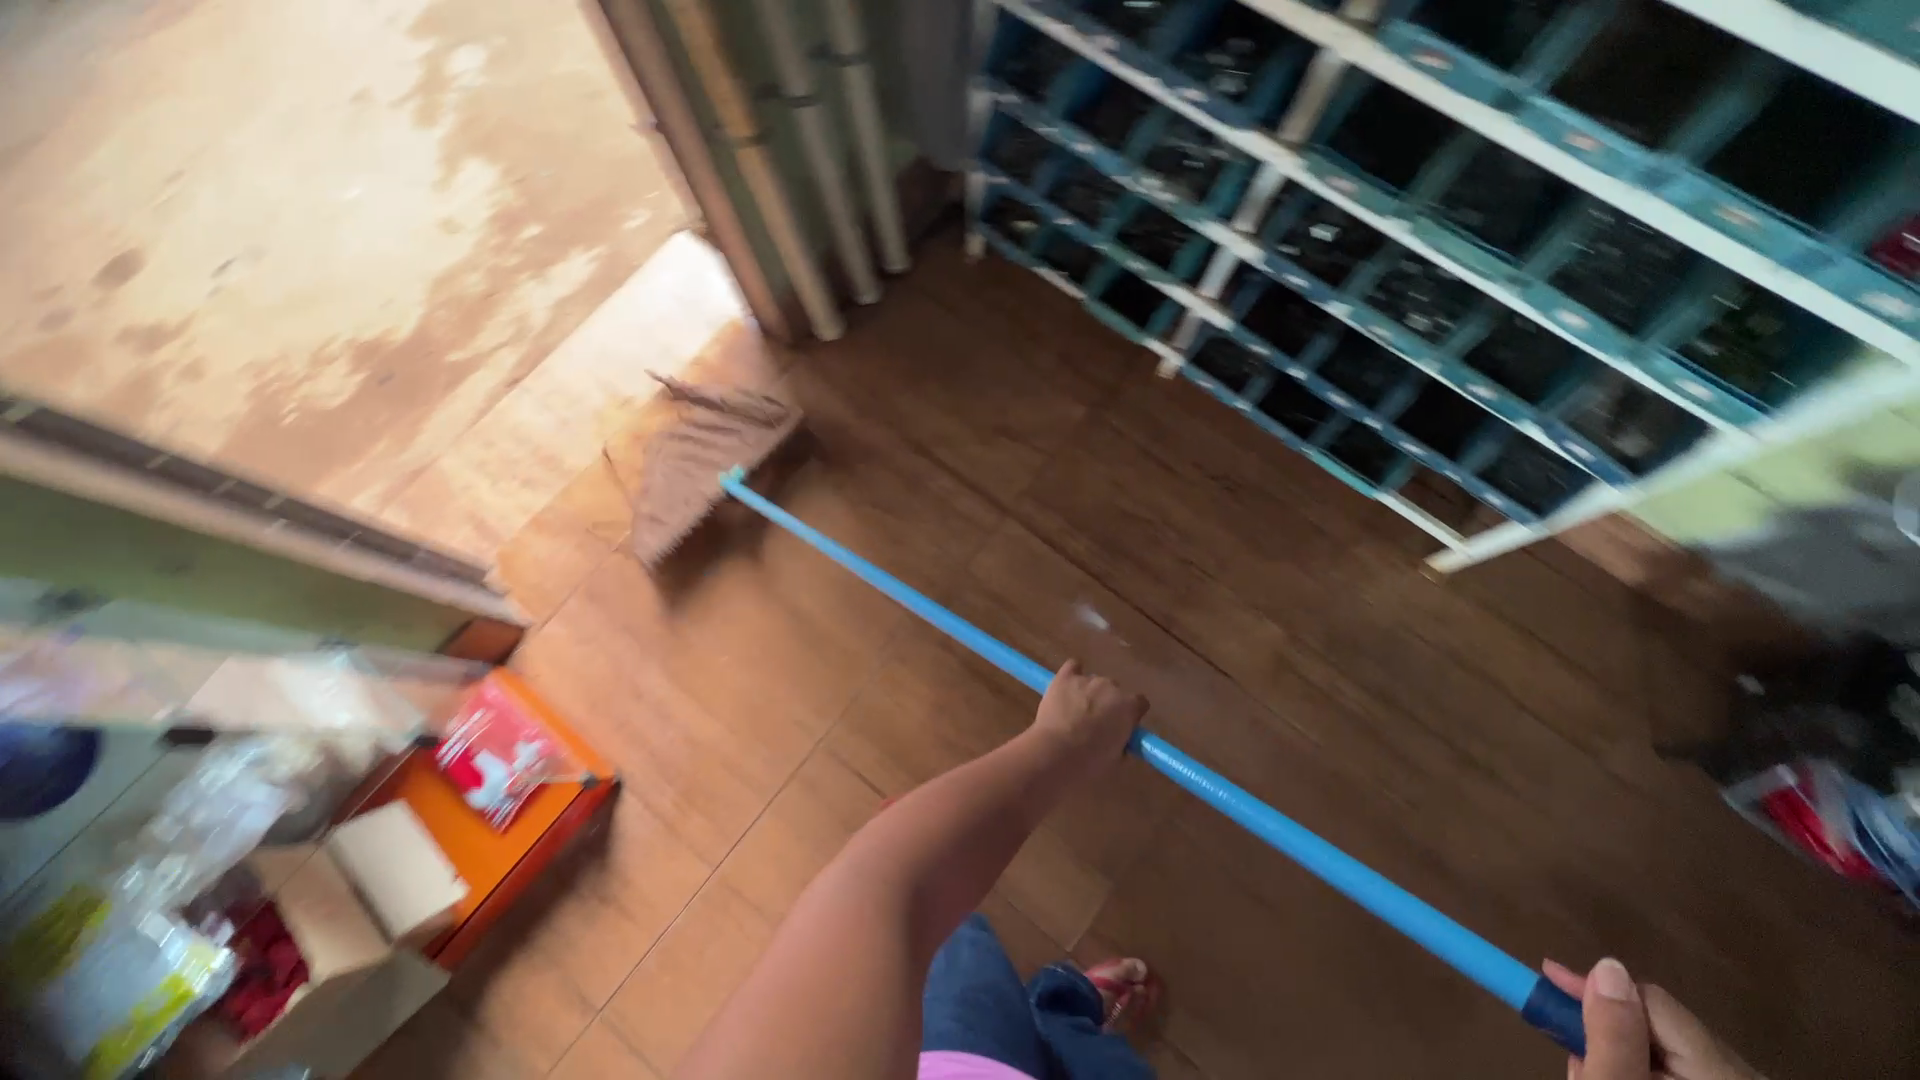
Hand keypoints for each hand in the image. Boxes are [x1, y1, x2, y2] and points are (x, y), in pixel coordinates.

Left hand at [1029, 659, 1147, 771]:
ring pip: (1093, 681)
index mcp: (1129, 707)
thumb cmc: (1090, 763)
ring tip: (1073, 711)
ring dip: (1088, 693)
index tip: (1121, 726)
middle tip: (1094, 722)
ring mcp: (1088, 679)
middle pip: (1114, 690)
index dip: (1130, 714)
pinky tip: (1066, 687)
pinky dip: (1072, 675)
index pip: (1139, 703)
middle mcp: (1111, 687)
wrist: (1057, 753)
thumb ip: (1122, 742)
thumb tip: (1118, 738)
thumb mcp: (1117, 759)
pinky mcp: (1065, 677)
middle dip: (1107, 703)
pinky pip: (1073, 667)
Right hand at [1544, 958, 1760, 1079]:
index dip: (1596, 987)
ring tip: (1591, 1068)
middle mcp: (1741, 1070)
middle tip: (1568, 1043)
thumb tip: (1606, 965)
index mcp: (1720, 1065)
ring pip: (1667, 1047)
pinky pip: (1682, 1068)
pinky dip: (1643, 1068)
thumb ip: (1612, 1032)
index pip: (1650, 998)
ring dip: (1620, 1049)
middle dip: (1605, 1027)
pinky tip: (1623, 1077)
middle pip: (1657, 1023)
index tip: (1546, 974)